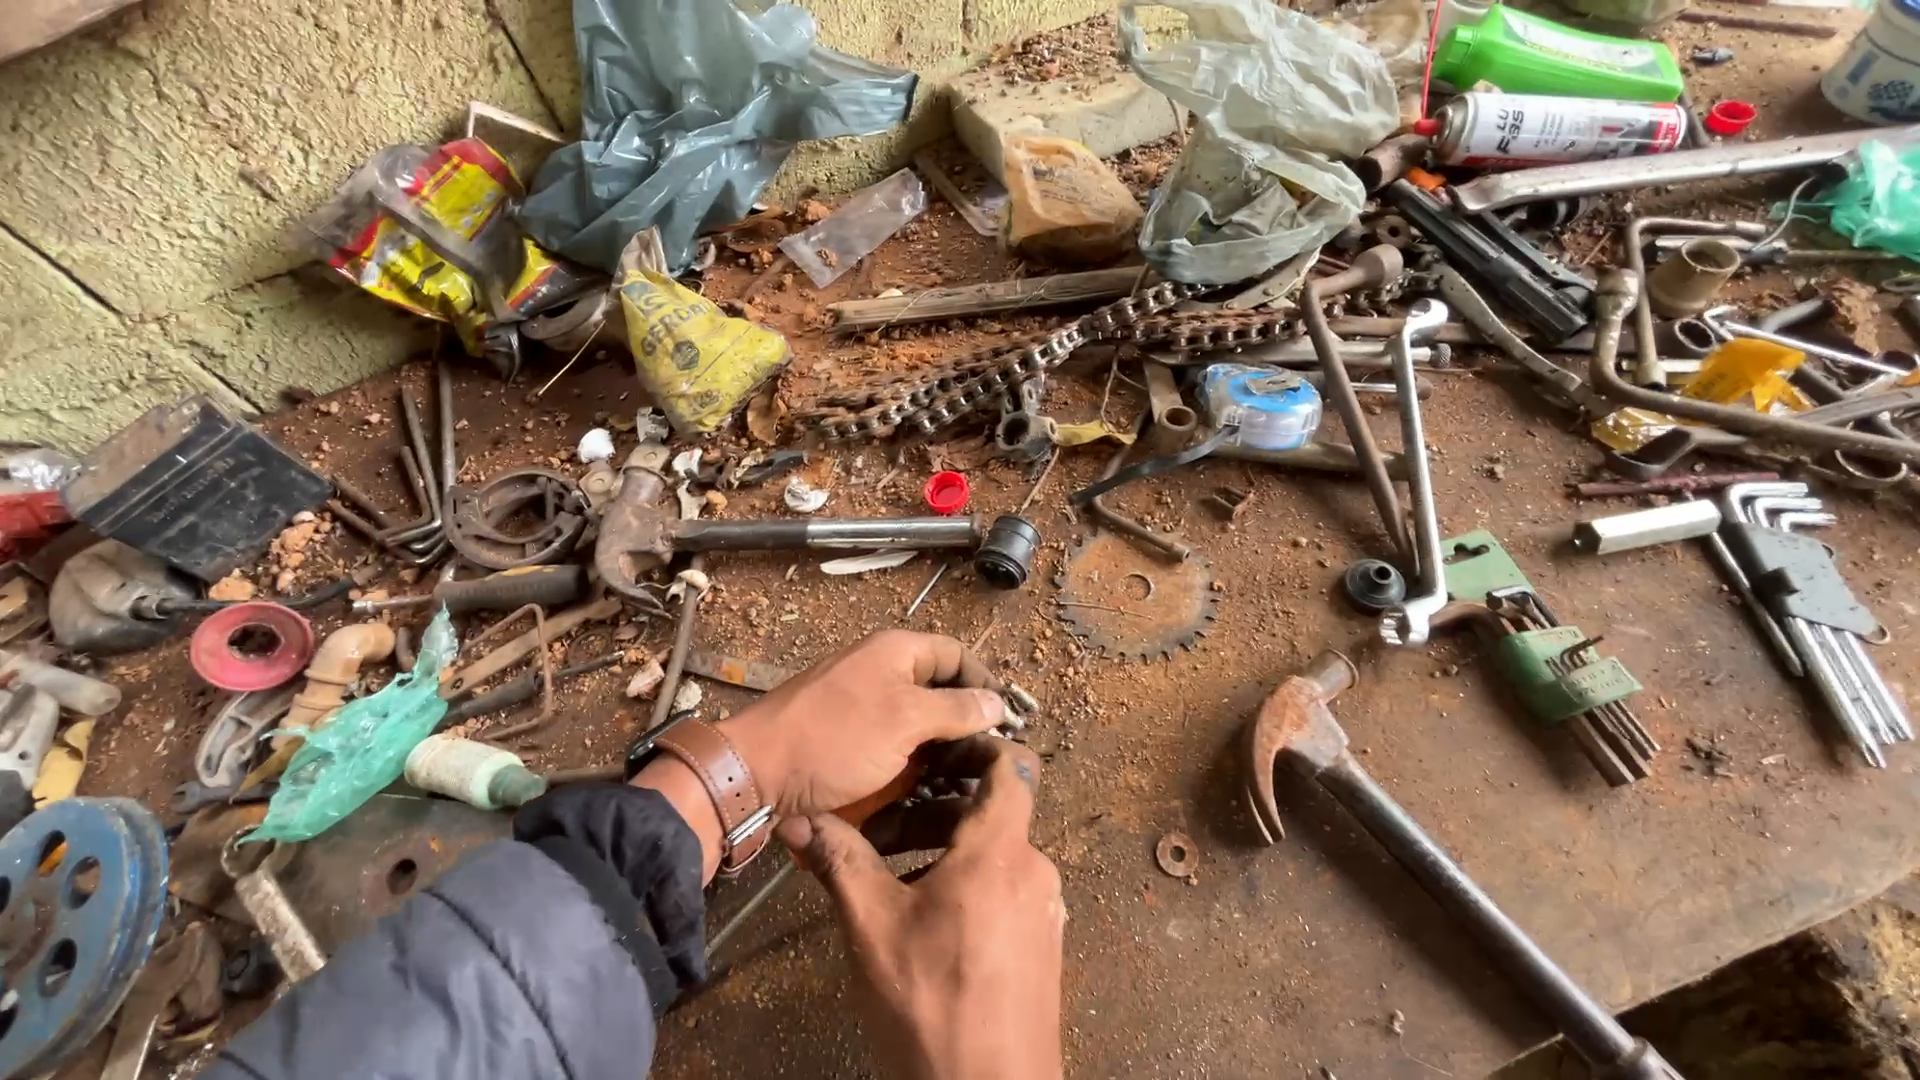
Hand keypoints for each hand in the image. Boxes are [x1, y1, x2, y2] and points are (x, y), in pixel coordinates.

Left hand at [718, 630, 1004, 818]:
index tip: (1006, 719)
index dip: (984, 681)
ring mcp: (864, 707)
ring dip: (944, 748)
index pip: (956, 654)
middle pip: (940, 688)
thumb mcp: (905, 719)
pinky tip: (932, 791)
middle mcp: (882, 672)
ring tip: (968, 781)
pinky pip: (896, 745)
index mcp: (896, 652)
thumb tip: (997, 703)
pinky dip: (916, 763)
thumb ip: (956, 709)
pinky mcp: (851, 740)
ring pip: (920, 722)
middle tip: (991, 758)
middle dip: (967, 721)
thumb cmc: (835, 738)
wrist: (758, 773)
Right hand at [778, 737, 1063, 1079]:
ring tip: (893, 880)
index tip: (935, 753)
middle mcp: (1033, 870)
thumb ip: (841, 863)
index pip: (1010, 767)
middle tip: (881, 838)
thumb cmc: (932, 1006)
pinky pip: (1006, 888)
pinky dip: (969, 882)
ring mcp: (1045, 909)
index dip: (977, 748)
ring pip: (995, 853)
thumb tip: (801, 821)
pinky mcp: (1043, 943)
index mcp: (1000, 852)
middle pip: (990, 813)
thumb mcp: (872, 929)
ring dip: (946, 851)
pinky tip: (926, 919)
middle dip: (933, 815)